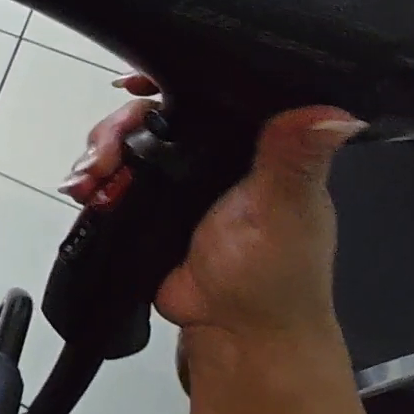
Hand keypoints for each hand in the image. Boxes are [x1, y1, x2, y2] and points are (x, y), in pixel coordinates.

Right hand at [62, 76, 366, 341]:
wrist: (232, 330)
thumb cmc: (272, 273)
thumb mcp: (284, 211)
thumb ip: (293, 161)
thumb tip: (331, 112)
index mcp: (248, 151)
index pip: (201, 97)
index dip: (164, 83)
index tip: (130, 85)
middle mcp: (206, 158)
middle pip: (145, 119)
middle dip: (113, 132)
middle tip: (101, 159)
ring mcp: (170, 181)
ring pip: (119, 145)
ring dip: (94, 159)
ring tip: (87, 184)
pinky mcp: (142, 203)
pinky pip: (106, 177)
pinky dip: (88, 181)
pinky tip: (83, 193)